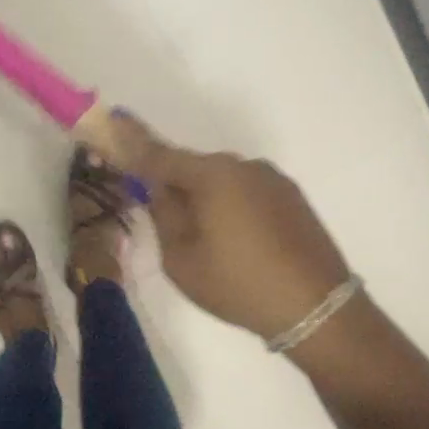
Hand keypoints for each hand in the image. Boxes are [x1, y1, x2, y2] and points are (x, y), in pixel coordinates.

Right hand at [108, 112, 352, 341]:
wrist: (316, 307)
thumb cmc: (237, 285)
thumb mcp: (182, 259)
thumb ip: (164, 215)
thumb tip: (159, 189)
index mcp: (212, 176)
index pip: (160, 155)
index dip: (132, 142)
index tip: (112, 120)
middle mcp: (244, 166)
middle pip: (194, 168)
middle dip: (175, 185)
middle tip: (164, 220)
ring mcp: (273, 180)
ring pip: (223, 182)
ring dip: (206, 200)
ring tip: (208, 245)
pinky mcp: (293, 198)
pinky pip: (248, 194)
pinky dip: (233, 208)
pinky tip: (237, 244)